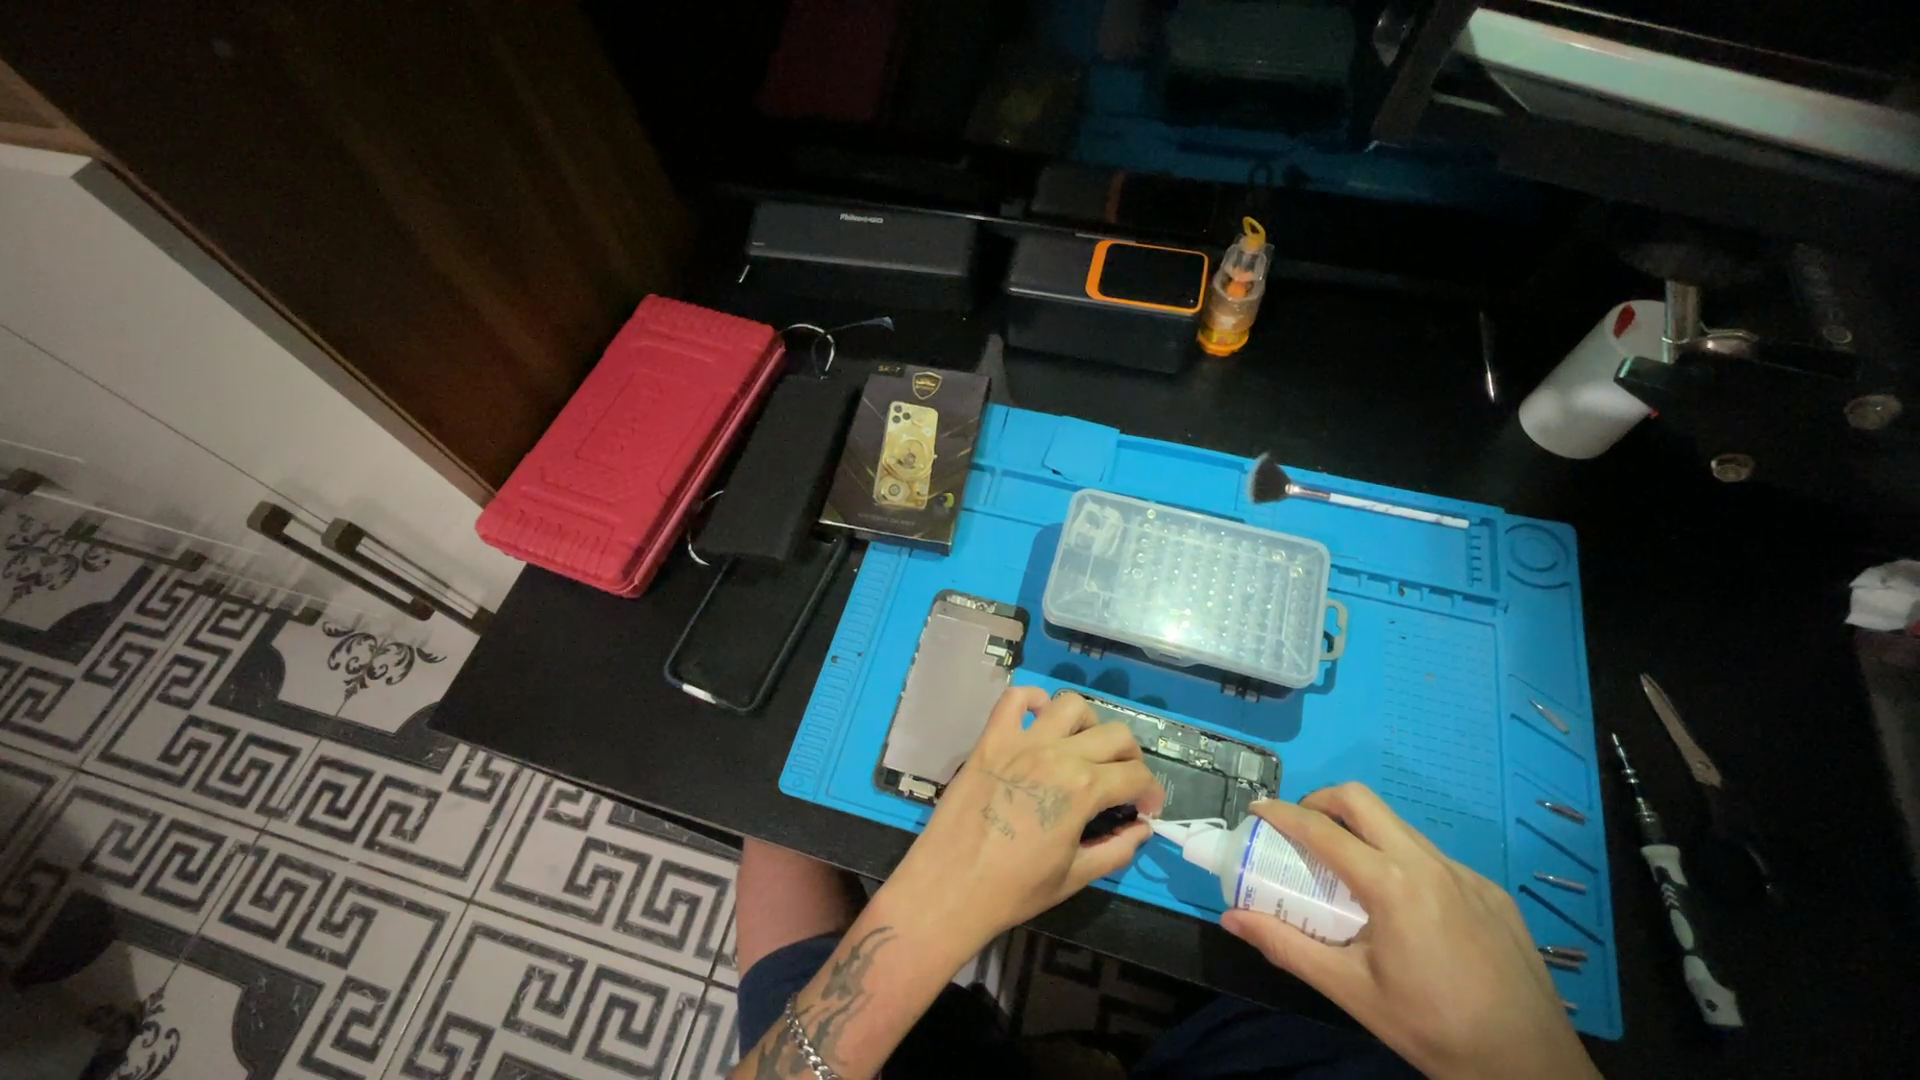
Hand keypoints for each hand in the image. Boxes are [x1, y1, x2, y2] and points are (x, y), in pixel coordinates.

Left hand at [881, 687, 1165, 955]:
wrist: (950, 888)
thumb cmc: (1014, 890)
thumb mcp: (1076, 877)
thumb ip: (1117, 848)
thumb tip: (1142, 828)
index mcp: (1083, 790)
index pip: (1136, 776)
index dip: (1151, 793)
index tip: (1146, 809)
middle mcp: (1057, 754)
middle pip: (1115, 734)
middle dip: (1131, 758)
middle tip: (1122, 782)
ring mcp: (1020, 742)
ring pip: (1071, 705)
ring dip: (1088, 724)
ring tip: (1083, 750)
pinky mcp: (990, 739)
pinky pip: (1015, 698)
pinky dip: (1033, 700)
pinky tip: (1040, 723)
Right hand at [1221, 784, 1598, 1079]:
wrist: (1532, 1068)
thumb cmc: (1431, 1028)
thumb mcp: (1350, 991)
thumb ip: (1287, 946)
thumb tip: (1231, 918)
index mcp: (1391, 884)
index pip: (1322, 830)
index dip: (1282, 814)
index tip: (1256, 810)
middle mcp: (1428, 864)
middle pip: (1362, 800)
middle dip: (1321, 802)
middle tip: (1300, 831)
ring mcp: (1466, 874)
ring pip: (1399, 825)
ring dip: (1362, 830)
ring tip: (1345, 872)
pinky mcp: (1491, 891)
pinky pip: (1432, 857)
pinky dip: (1400, 860)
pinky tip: (1402, 909)